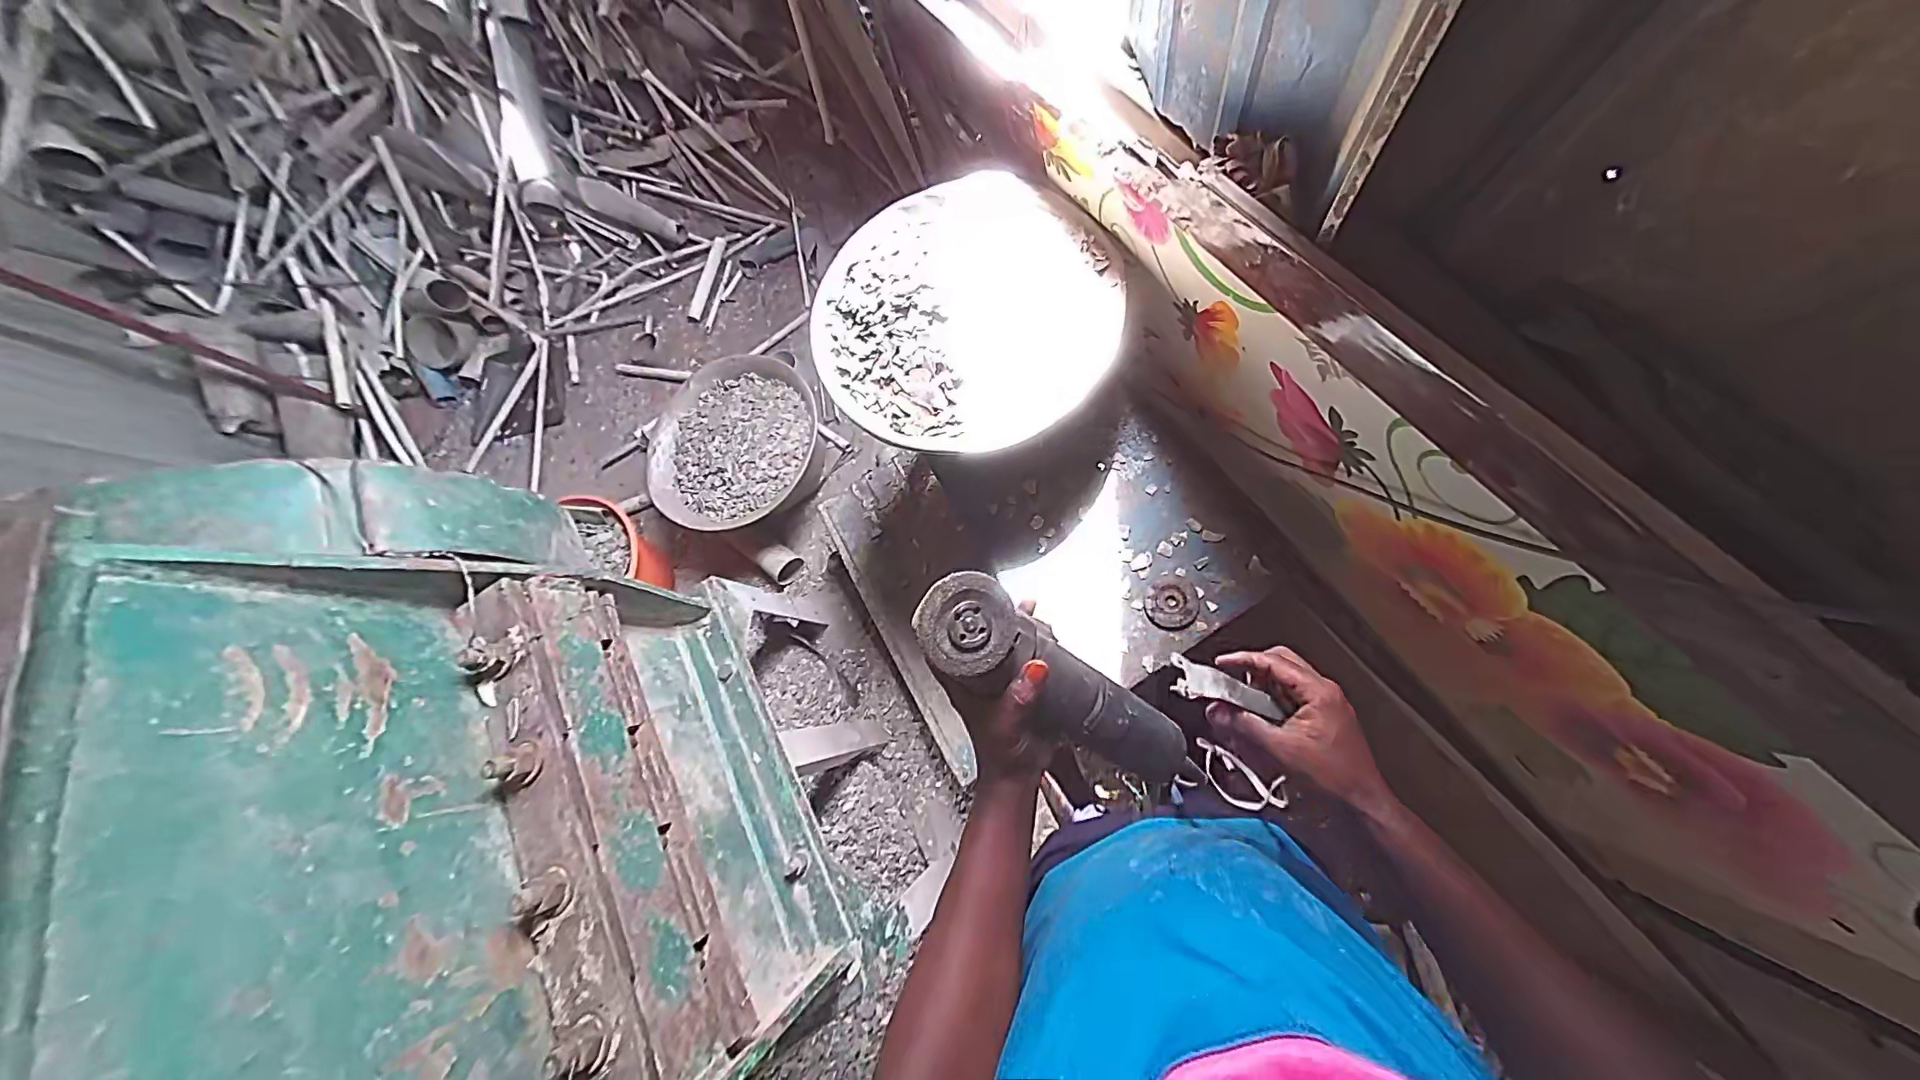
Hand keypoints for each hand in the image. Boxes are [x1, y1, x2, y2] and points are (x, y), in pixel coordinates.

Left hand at [951, 601, 1054, 788]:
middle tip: (1000, 598)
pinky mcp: (1014, 685)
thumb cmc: (1003, 754)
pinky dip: (1030, 642)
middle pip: (972, 638)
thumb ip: (1021, 697)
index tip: (957, 600)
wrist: (1019, 775)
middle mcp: (973, 677)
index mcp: (960, 682)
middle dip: (987, 616)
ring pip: (997, 645)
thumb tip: (1036, 668)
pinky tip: (1043, 632)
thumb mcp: (1010, 722)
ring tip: (1024, 607)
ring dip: (1011, 626)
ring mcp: (993, 680)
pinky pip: (1019, 656)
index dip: (945, 619)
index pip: (941, 643)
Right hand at [1204, 646, 1399, 819]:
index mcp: (1319, 692)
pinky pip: (1293, 694)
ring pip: (1287, 677)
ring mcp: (1326, 702)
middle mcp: (1325, 691)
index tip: (1223, 663)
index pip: (1274, 661)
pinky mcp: (1323, 714)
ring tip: (1243, 699)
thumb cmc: (1334, 777)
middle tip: (1231, 678)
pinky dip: (1273, 697)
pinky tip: (1261, 714)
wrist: (1362, 801)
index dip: (1244, 659)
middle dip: (1253, 667)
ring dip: (1263, 683)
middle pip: (1282, 661)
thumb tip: (1218, 711)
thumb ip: (1244, 725)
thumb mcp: (1280, 749)